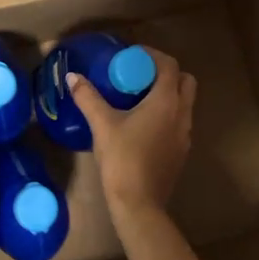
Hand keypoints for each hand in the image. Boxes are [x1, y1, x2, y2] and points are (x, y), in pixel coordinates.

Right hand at [69, 47, 196, 232]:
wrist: (139, 204)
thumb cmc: (122, 159)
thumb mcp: (102, 125)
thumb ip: (88, 97)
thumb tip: (73, 77)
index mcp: (167, 102)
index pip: (170, 65)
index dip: (153, 55)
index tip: (133, 55)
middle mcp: (182, 114)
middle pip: (185, 81)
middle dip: (166, 73)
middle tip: (139, 75)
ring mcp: (185, 135)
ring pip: (185, 103)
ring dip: (168, 94)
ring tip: (139, 97)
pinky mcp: (182, 152)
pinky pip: (179, 122)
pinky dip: (168, 114)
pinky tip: (144, 124)